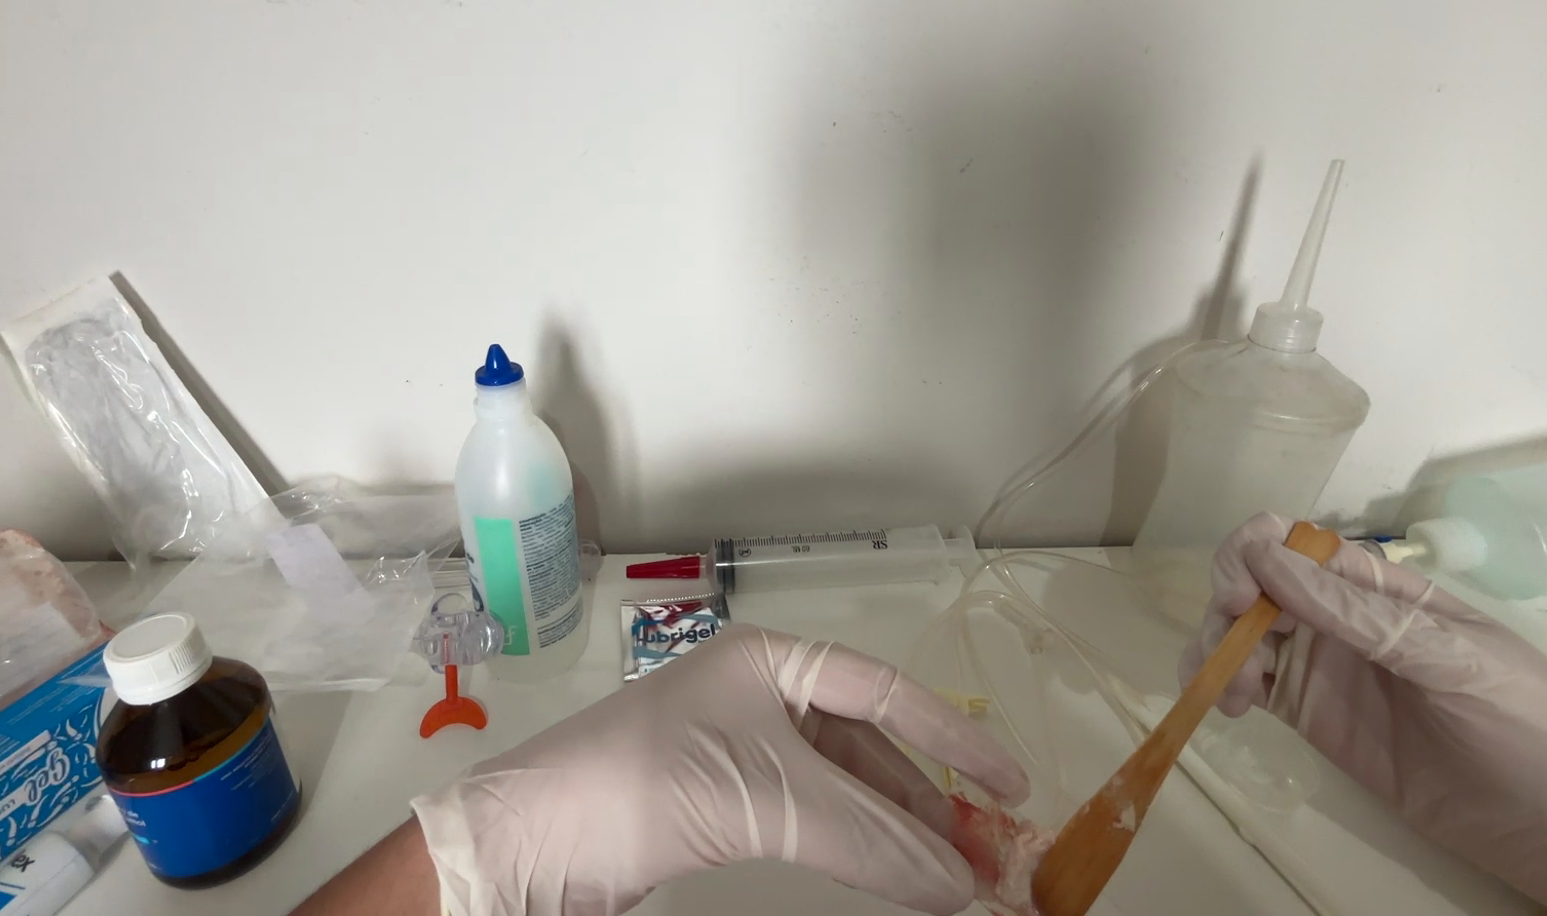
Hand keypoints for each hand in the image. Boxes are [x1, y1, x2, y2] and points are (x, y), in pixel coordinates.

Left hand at [412, 624, 1029, 915]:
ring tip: (949, 879)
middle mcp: (762, 691)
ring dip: (893, 828)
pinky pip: (812, 811)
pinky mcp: (728, 792)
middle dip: (925, 798)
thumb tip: (961, 885)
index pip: (878, 690)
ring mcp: (744, 742)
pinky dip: (854, 843)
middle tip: (985, 855)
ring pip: (842, 782)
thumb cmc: (647, 783)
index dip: (949, 735)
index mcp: (770, 661)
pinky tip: (888, 874)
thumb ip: (864, 837)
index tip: (1010, 783)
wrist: (536, 839)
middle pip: (865, 741)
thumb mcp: (763, 799)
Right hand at [1181, 513, 1546, 915]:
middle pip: (1249, 584)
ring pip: (1236, 632)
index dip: (1251, 554)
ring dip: (1216, 649)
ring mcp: (1316, 663)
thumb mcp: (1450, 659)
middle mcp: (1332, 617)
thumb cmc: (1534, 729)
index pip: (1289, 543)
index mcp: (1372, 588)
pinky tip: (1225, 704)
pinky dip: (1218, 682)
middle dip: (1226, 607)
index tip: (1240, 595)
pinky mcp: (1305, 710)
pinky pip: (1244, 681)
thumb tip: (1261, 556)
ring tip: (1233, 692)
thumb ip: (1352, 611)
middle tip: (1233, 656)